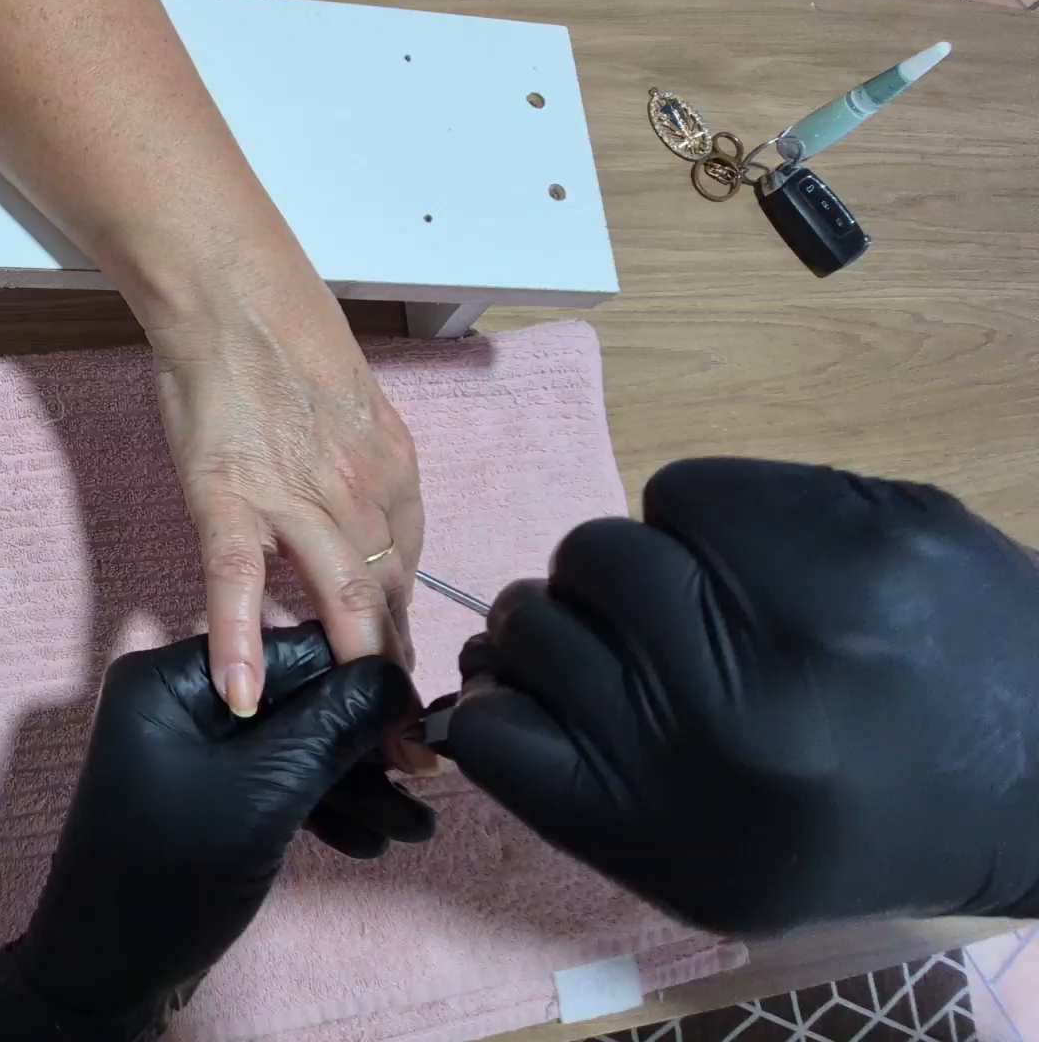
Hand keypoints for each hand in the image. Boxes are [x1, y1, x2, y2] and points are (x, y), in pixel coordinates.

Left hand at [0, 625, 416, 1040]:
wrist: (110, 969)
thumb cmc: (175, 868)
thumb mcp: (265, 791)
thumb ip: (332, 726)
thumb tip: (394, 678)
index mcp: (170, 675)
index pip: (283, 652)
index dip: (356, 682)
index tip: (417, 724)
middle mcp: (178, 696)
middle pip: (289, 700)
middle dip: (357, 748)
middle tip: (420, 785)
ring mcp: (189, 742)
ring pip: (285, 745)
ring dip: (347, 785)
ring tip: (409, 830)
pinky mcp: (203, 784)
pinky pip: (266, 775)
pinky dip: (313, 804)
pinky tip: (365, 840)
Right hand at [148, 281, 429, 760]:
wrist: (233, 297)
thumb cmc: (284, 346)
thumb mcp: (348, 413)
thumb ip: (360, 477)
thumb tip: (351, 526)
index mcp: (390, 476)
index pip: (406, 576)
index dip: (404, 637)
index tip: (403, 684)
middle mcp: (360, 495)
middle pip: (387, 603)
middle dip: (401, 683)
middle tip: (412, 752)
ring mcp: (296, 500)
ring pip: (338, 599)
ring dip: (352, 679)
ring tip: (357, 751)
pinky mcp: (230, 497)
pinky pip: (238, 579)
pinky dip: (240, 639)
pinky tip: (239, 693)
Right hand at [435, 458, 1038, 934]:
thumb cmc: (834, 819)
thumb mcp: (679, 851)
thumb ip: (556, 777)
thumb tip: (478, 676)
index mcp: (675, 817)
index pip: (485, 729)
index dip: (493, 701)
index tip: (531, 698)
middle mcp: (729, 719)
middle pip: (529, 620)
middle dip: (562, 626)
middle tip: (632, 646)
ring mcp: (802, 612)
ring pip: (596, 549)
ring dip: (626, 574)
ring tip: (706, 604)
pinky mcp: (861, 524)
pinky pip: (686, 489)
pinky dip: (699, 523)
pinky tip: (765, 564)